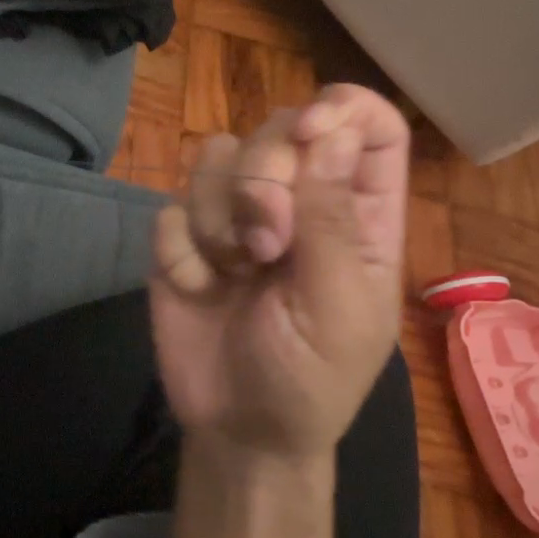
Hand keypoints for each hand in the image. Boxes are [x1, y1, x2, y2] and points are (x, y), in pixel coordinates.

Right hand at [149, 84, 408, 463]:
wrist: (237, 427)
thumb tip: (330, 124)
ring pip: (215, 158)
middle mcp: (297, 202)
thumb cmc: (310, 376)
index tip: (309, 131)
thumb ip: (329, 216)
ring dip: (220, 215)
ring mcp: (234, 218)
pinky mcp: (183, 240)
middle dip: (265, 176)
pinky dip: (181, 248)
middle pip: (277, 129)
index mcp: (357, 215)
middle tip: (268, 241)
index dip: (341, 110)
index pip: (367, 128)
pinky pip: (171, 207)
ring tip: (234, 270)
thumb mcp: (336, 304)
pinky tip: (199, 288)